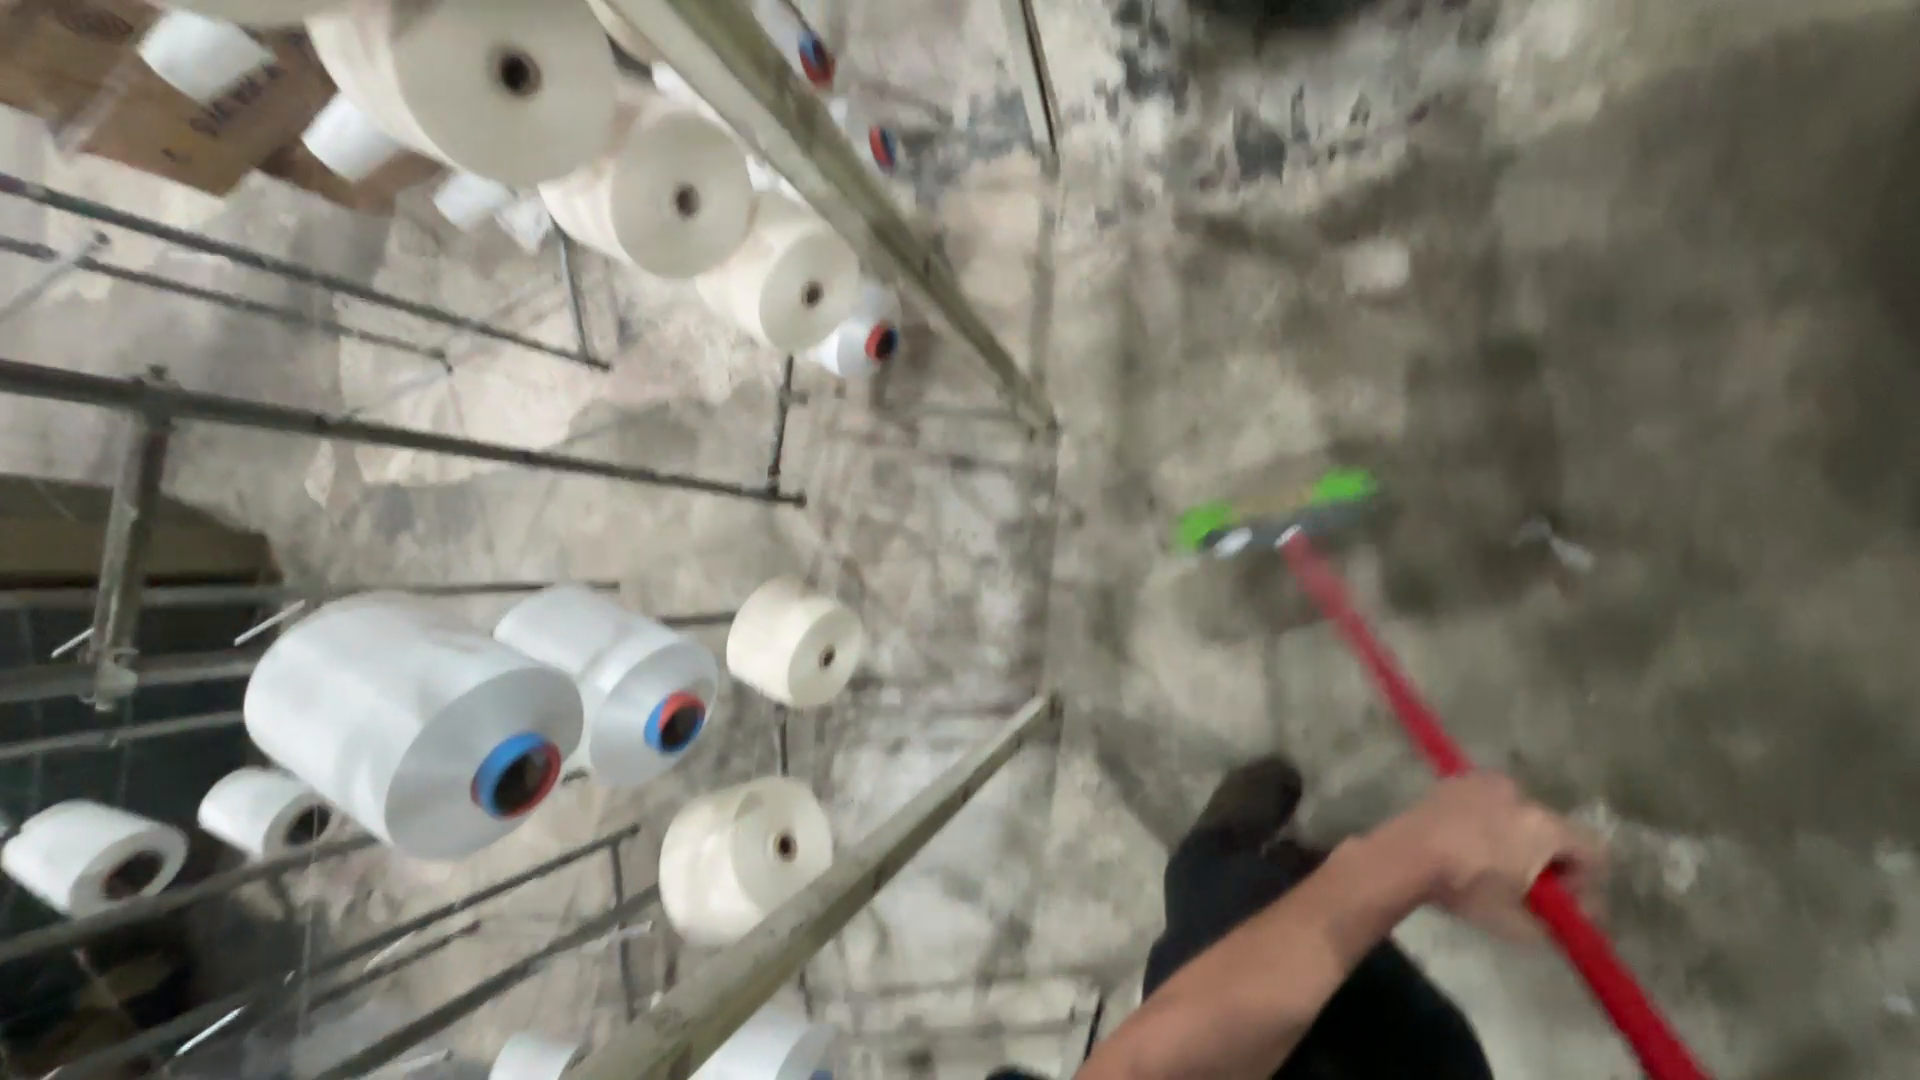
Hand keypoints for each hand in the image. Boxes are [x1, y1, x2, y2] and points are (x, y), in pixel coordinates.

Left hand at [1374, 773, 1605, 940]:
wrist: (1404, 855)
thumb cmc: (1465, 886)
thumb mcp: (1516, 923)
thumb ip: (1551, 926)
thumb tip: (1557, 926)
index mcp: (1544, 827)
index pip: (1592, 852)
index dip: (1585, 883)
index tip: (1564, 905)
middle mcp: (1518, 795)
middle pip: (1553, 830)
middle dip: (1548, 860)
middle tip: (1528, 888)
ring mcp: (1482, 782)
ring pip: (1518, 814)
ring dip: (1517, 838)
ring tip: (1493, 865)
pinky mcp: (1452, 781)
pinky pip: (1485, 803)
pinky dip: (1487, 821)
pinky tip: (1468, 843)